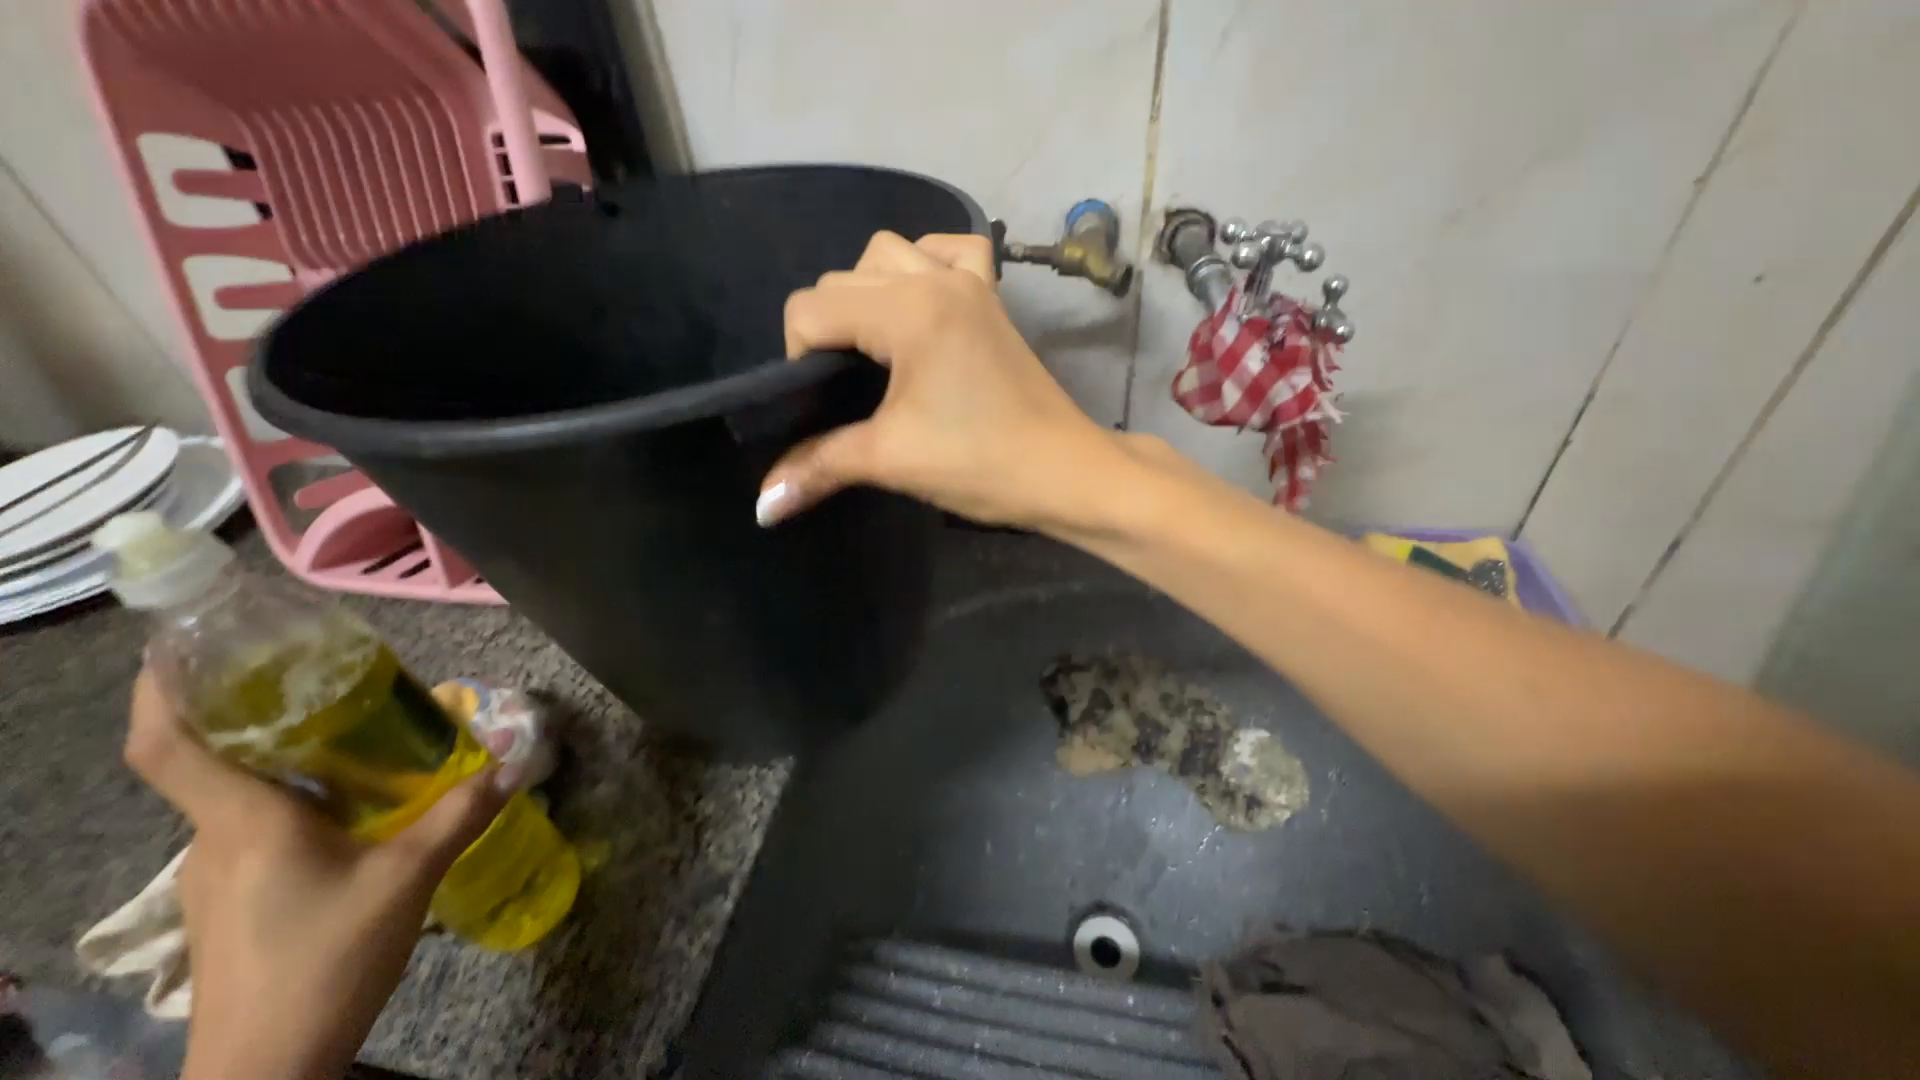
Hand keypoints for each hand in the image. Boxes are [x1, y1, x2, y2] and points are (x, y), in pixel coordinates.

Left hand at [123, 669, 508, 1079]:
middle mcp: (214, 838)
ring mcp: (215, 873)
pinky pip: (251, 827)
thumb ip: (456, 818)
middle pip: (206, 759)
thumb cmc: (326, 960)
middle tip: (305, 673)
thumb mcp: (406, 881)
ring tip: (341, 733)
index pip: (166, 744)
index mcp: (244, 821)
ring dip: (274, 757)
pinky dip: (287, 799)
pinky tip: (342, 807)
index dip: (159, 687)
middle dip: (244, 709)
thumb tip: (510, 765)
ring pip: (234, 795)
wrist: (268, 1067)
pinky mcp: (231, 901)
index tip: (181, 641)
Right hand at [757, 231, 1128, 531]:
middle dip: (827, 330)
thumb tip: (763, 504)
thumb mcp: (892, 460)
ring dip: (866, 293)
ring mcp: (969, 282)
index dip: (799, 359)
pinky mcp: (991, 298)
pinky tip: (919, 303)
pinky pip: (948, 252)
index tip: (824, 405)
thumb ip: (819, 466)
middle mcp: (935, 278)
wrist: (1066, 473)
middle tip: (847, 390)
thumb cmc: (981, 463)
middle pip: (841, 279)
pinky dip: (924, 265)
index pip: (810, 309)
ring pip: (887, 254)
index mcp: (908, 310)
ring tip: (876, 349)